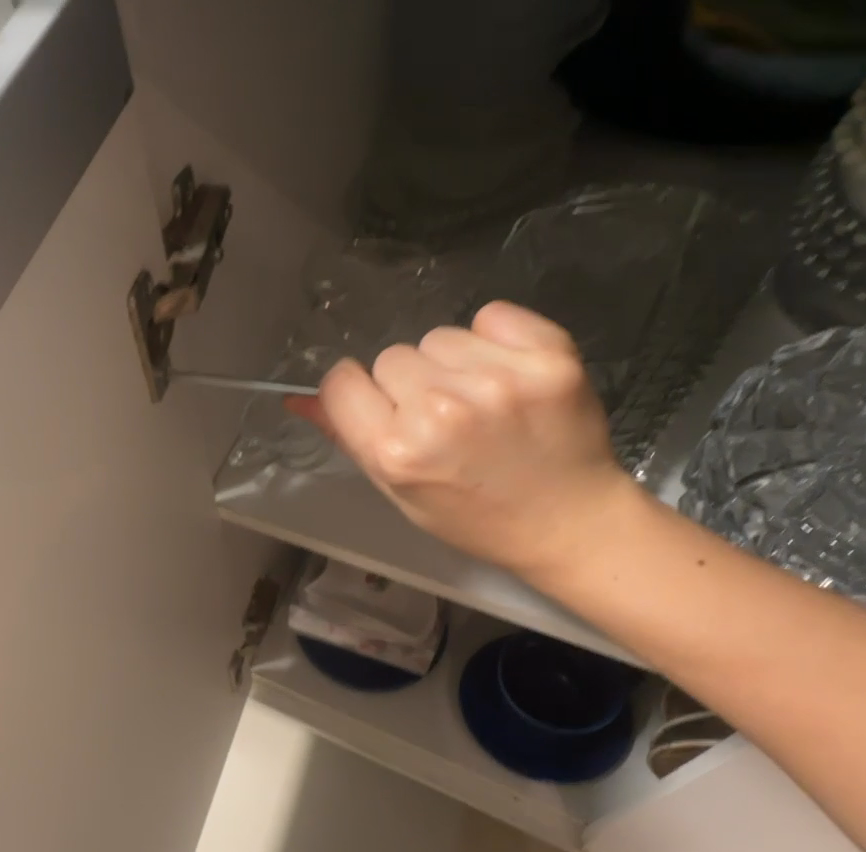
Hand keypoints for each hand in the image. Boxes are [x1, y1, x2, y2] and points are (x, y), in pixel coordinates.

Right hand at [287, 300, 638, 576]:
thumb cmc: (474, 516)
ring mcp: (498, 380)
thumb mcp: (397, 491)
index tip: (385, 412)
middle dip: (408, 384)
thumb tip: (295, 397)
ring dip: (450, 362)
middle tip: (445, 422)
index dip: (358, 396)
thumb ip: (347, 437)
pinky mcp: (548, 356)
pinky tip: (511, 377)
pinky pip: (491, 315)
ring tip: (482, 403)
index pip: (342, 382)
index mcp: (396, 453)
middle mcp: (441, 410)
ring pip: (438, 336)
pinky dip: (495, 338)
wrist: (570, 522)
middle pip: (391, 357)